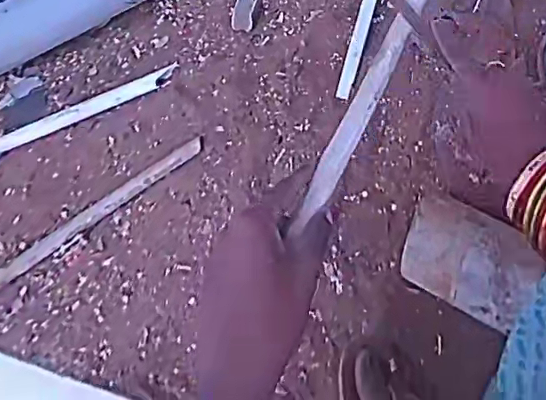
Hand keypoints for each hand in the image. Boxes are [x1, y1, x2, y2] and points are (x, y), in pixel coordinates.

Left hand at [196, 171, 332, 399]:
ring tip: (291, 278)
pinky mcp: (212, 277)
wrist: (231, 379)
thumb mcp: (306, 272)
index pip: (292, 185)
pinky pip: (245, 254)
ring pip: (261, 234)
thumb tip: (328, 208)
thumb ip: (319, 231)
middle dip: (296, 223)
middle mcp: (230, 230)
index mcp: (252, 222)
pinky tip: (272, 292)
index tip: (332, 168)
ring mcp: (218, 254)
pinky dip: (262, 262)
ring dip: (279, 244)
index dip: (316, 179)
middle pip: (275, 209)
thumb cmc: (268, 326)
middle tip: (312, 248)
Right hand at [438, 17, 545, 218]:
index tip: (439, 22)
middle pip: (484, 71)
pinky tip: (513, 129)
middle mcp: (501, 80)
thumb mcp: (463, 150)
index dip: (446, 38)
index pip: (456, 56)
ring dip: (498, 96)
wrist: (539, 179)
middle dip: (478, 85)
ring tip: (497, 126)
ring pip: (504, 83)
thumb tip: (446, 120)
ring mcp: (523, 87)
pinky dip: (514, 105)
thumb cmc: (496, 165)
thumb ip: (453, 127)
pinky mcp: (540, 99)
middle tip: (475, 110)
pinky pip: (520, 95)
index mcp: (477, 88)